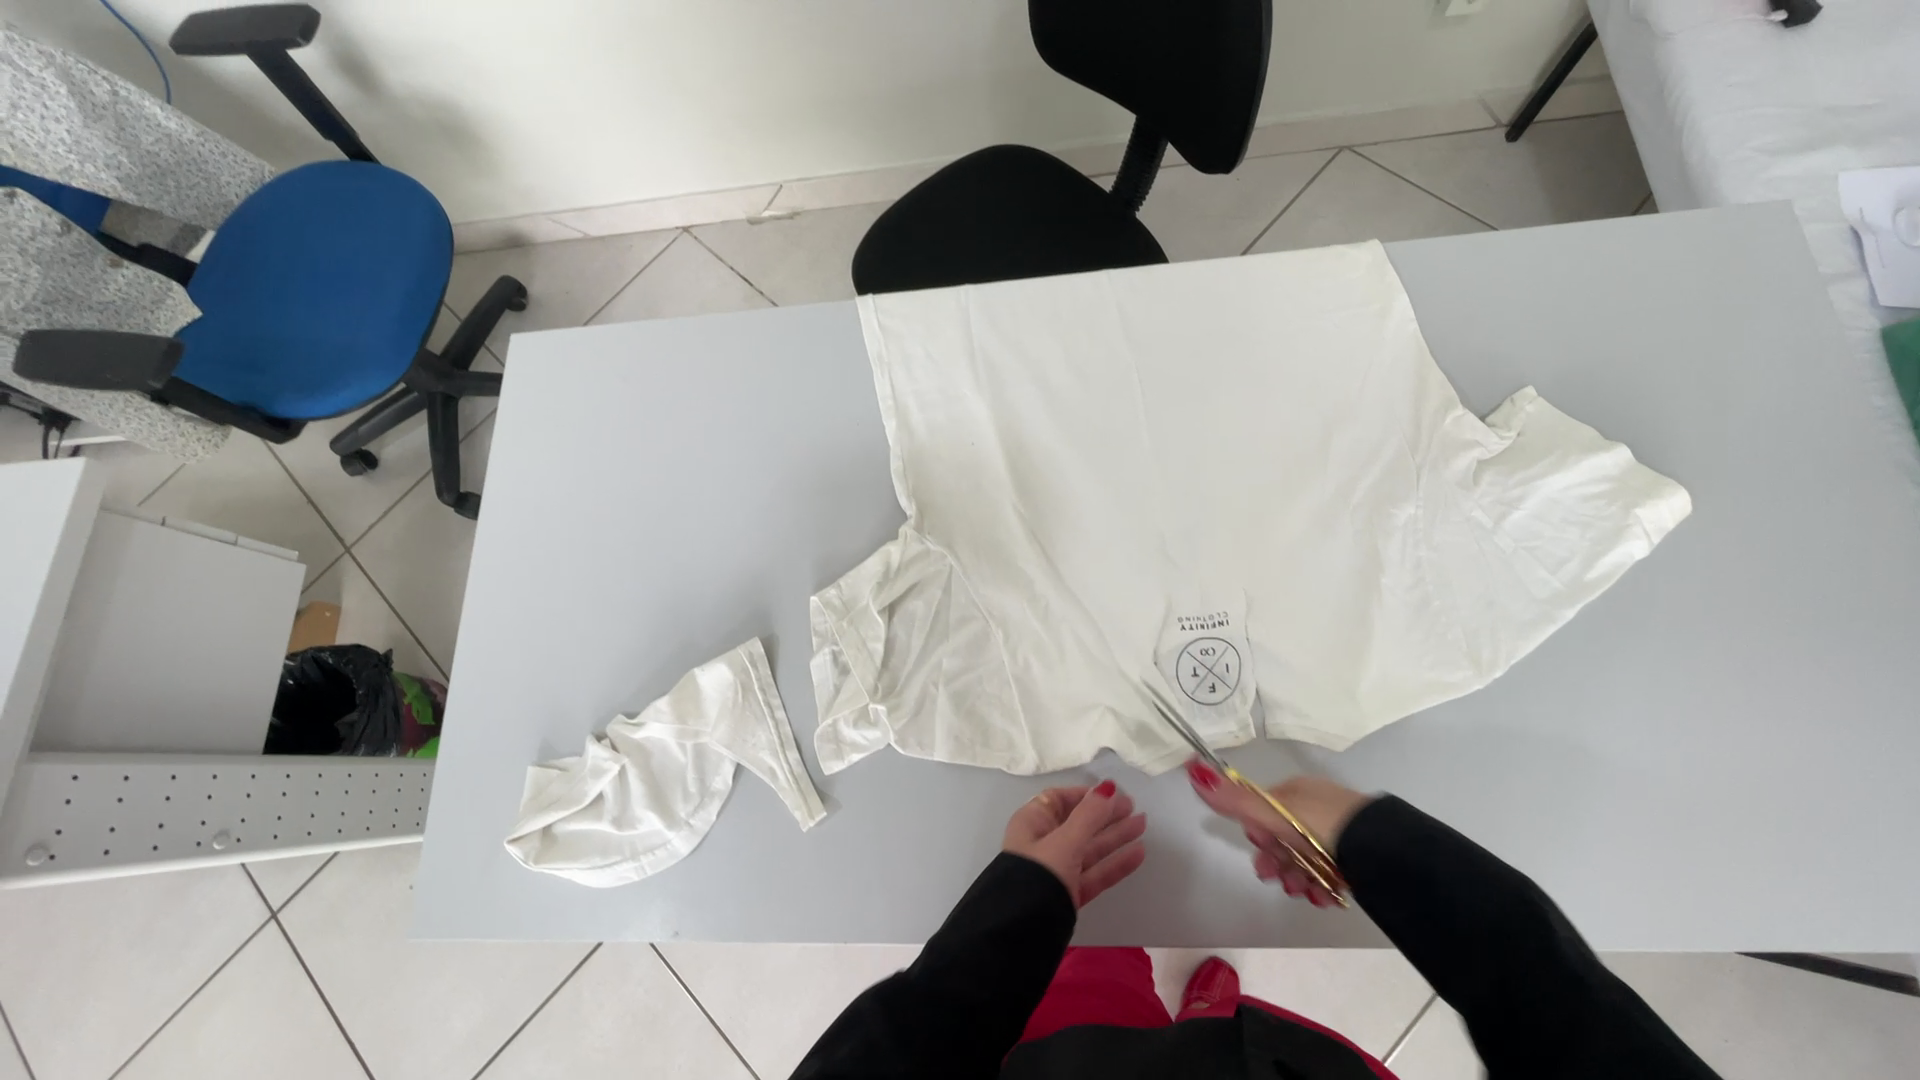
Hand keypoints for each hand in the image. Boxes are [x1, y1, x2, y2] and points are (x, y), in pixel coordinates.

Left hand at [1002, 780, 1147, 907]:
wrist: (1023, 931)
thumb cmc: (1039, 874)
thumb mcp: (1064, 841)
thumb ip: (1089, 815)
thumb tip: (1108, 787)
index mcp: (1032, 823)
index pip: (1058, 800)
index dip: (1085, 795)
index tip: (1111, 794)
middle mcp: (1043, 844)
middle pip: (1078, 823)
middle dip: (1105, 814)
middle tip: (1133, 807)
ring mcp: (1057, 871)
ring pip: (1089, 848)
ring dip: (1115, 836)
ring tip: (1142, 824)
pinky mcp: (1069, 894)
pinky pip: (1095, 873)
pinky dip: (1115, 863)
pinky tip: (1138, 854)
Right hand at [1186, 763, 1371, 908]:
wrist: (1380, 850)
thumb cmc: (1321, 824)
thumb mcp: (1273, 811)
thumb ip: (1233, 799)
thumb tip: (1192, 767)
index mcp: (1296, 793)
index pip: (1262, 813)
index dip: (1257, 836)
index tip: (1260, 852)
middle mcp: (1315, 811)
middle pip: (1281, 841)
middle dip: (1275, 864)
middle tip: (1278, 879)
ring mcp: (1338, 836)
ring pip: (1303, 861)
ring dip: (1296, 880)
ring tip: (1305, 893)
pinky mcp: (1355, 860)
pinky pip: (1327, 875)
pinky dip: (1320, 888)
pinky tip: (1323, 897)